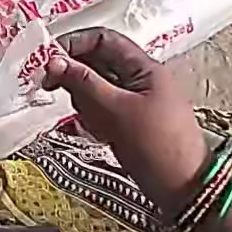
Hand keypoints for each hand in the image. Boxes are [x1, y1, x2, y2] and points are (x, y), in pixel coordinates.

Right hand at [43, 28, 208, 211]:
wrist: (183, 191)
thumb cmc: (155, 145)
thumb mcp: (115, 109)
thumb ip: (82, 81)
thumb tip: (52, 60)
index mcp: (144, 68)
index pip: (103, 40)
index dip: (74, 43)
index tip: (48, 59)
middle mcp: (137, 79)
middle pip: (94, 62)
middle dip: (72, 73)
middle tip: (49, 86)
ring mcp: (131, 100)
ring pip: (93, 85)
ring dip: (82, 98)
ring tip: (89, 119)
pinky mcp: (125, 119)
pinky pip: (98, 106)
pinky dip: (90, 114)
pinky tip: (97, 130)